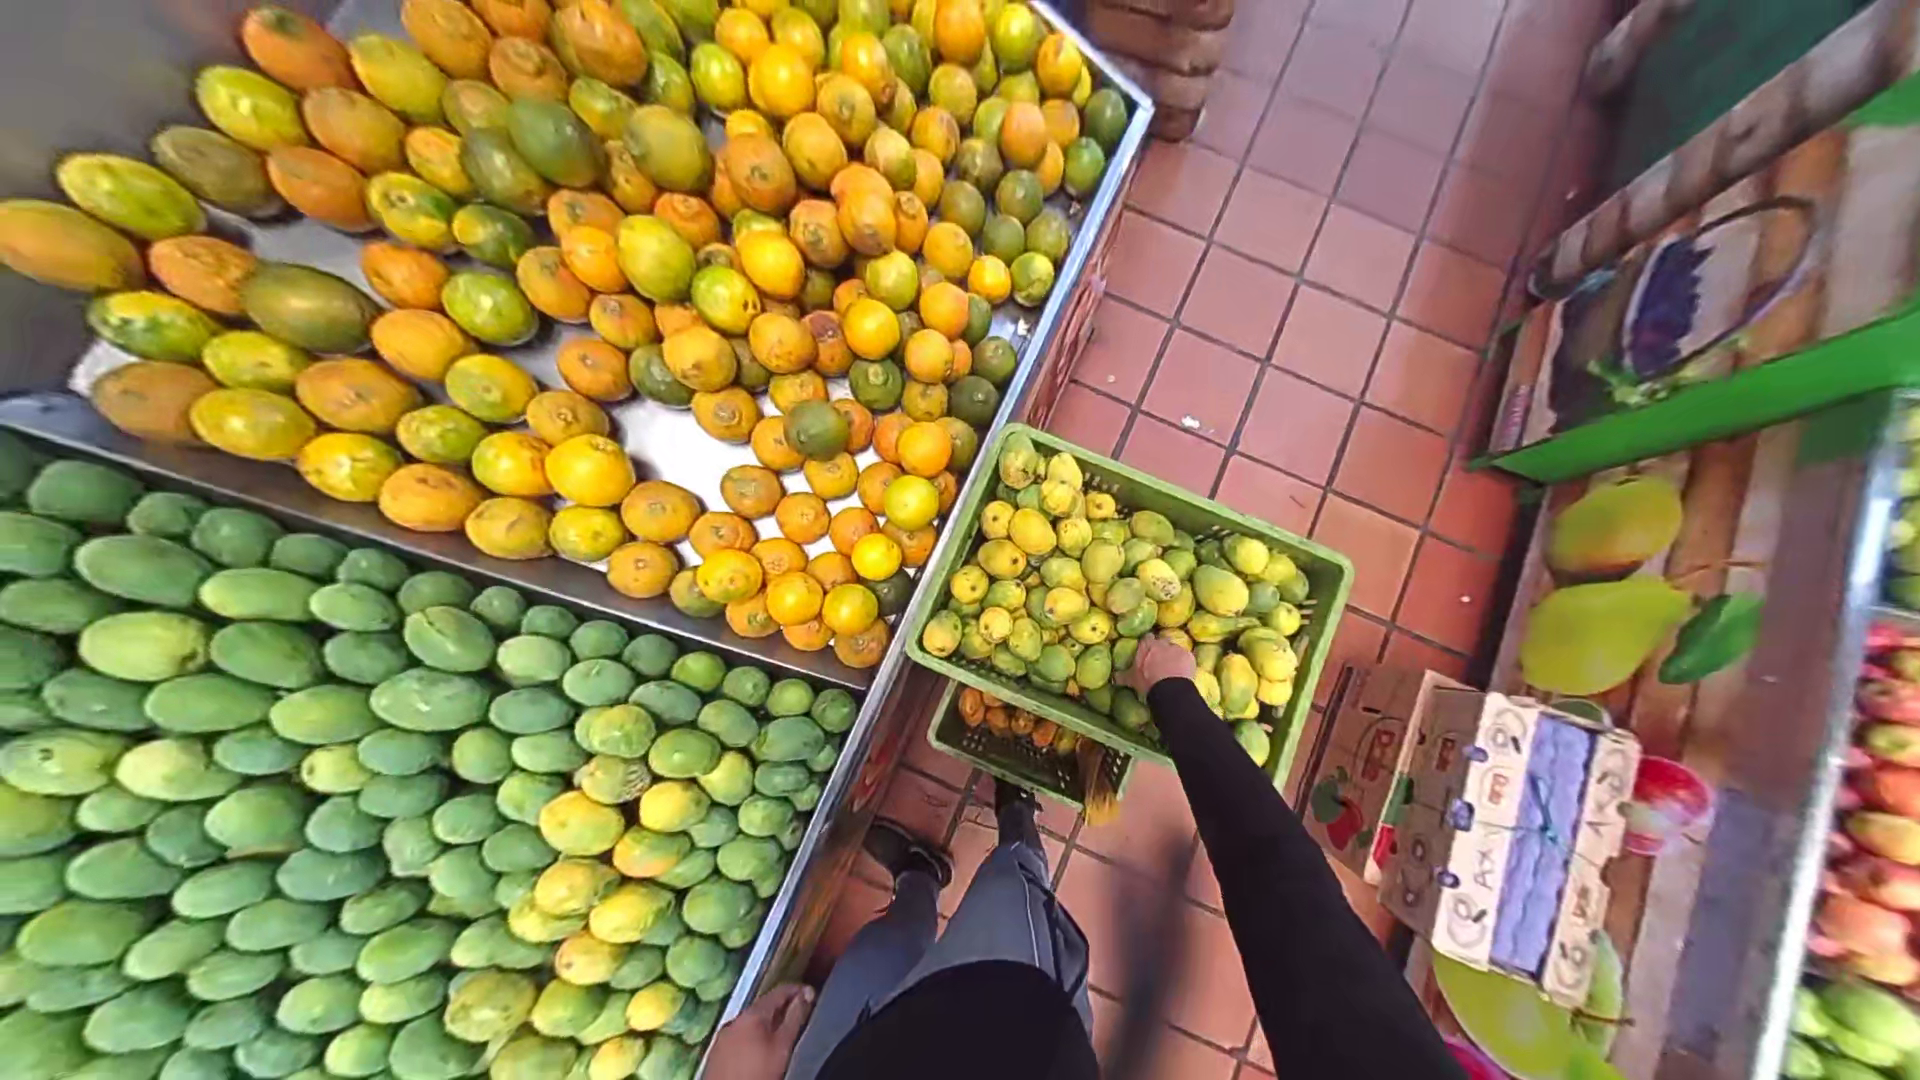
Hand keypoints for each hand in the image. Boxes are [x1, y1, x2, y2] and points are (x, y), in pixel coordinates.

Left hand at [703, 983, 814, 1079]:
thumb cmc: (758, 1076)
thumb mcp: (782, 1048)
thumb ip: (795, 1017)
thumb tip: (806, 994)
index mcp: (751, 1014)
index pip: (779, 991)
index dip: (797, 991)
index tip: (811, 995)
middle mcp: (733, 1020)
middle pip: (763, 1007)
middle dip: (781, 1009)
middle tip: (798, 1016)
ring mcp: (721, 1039)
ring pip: (749, 1023)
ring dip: (766, 1025)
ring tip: (780, 1036)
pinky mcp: (714, 1057)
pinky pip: (738, 1038)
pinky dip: (751, 1039)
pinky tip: (758, 1052)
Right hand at [1118, 635, 1194, 695]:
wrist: (1170, 689)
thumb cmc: (1148, 681)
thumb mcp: (1132, 680)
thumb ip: (1123, 676)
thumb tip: (1113, 677)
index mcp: (1147, 646)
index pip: (1147, 638)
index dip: (1147, 644)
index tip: (1147, 650)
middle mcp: (1163, 644)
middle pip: (1163, 641)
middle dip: (1162, 648)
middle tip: (1160, 659)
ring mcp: (1177, 649)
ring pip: (1175, 649)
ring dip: (1174, 655)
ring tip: (1172, 667)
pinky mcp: (1189, 656)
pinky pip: (1186, 657)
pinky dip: (1184, 662)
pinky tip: (1183, 672)